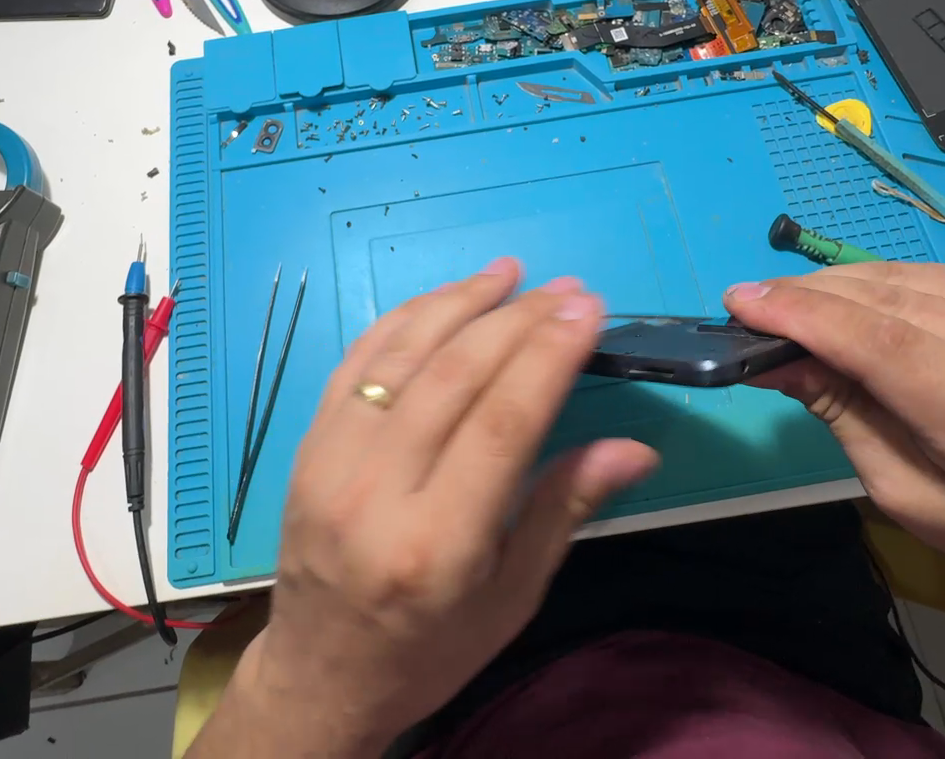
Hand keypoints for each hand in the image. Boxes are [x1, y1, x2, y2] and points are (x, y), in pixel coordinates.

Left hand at [219, 261, 658, 754]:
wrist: (320, 673)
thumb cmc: (429, 647)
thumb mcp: (512, 597)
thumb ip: (564, 509)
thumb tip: (636, 448)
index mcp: (438, 543)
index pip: (502, 422)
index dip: (548, 355)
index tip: (586, 308)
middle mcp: (376, 490)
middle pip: (454, 376)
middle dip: (517, 320)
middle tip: (564, 289)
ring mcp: (331, 459)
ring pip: (401, 355)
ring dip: (459, 302)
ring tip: (507, 272)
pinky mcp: (308, 443)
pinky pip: (358, 361)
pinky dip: (404, 319)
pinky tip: (442, 298)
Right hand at [723, 263, 944, 601]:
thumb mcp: (900, 491)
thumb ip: (840, 412)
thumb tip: (770, 355)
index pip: (891, 348)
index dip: (809, 317)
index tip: (742, 302)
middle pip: (900, 303)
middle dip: (813, 296)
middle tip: (752, 301)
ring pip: (917, 279)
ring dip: (841, 285)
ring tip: (789, 299)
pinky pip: (943, 279)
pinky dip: (883, 284)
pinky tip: (847, 298)